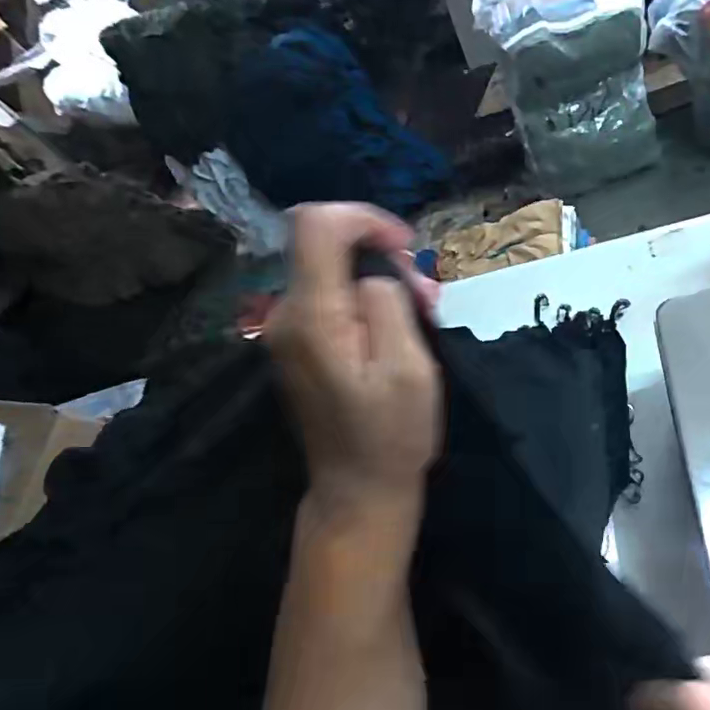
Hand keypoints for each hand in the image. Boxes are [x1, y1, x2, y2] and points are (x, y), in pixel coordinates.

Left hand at [267, 202, 441, 512]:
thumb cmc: (392, 435)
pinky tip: (393, 331)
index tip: (404, 251)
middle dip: (379, 256)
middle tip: (425, 299)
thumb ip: (387, 302)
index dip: (365, 219)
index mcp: (312, 317)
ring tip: (418, 316)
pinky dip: (362, 300)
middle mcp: (285, 316)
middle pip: (324, 245)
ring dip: (376, 280)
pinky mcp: (296, 346)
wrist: (357, 490)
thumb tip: (372, 272)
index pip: (316, 223)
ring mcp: (285, 332)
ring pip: (330, 272)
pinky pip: (328, 299)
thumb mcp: (408, 367)